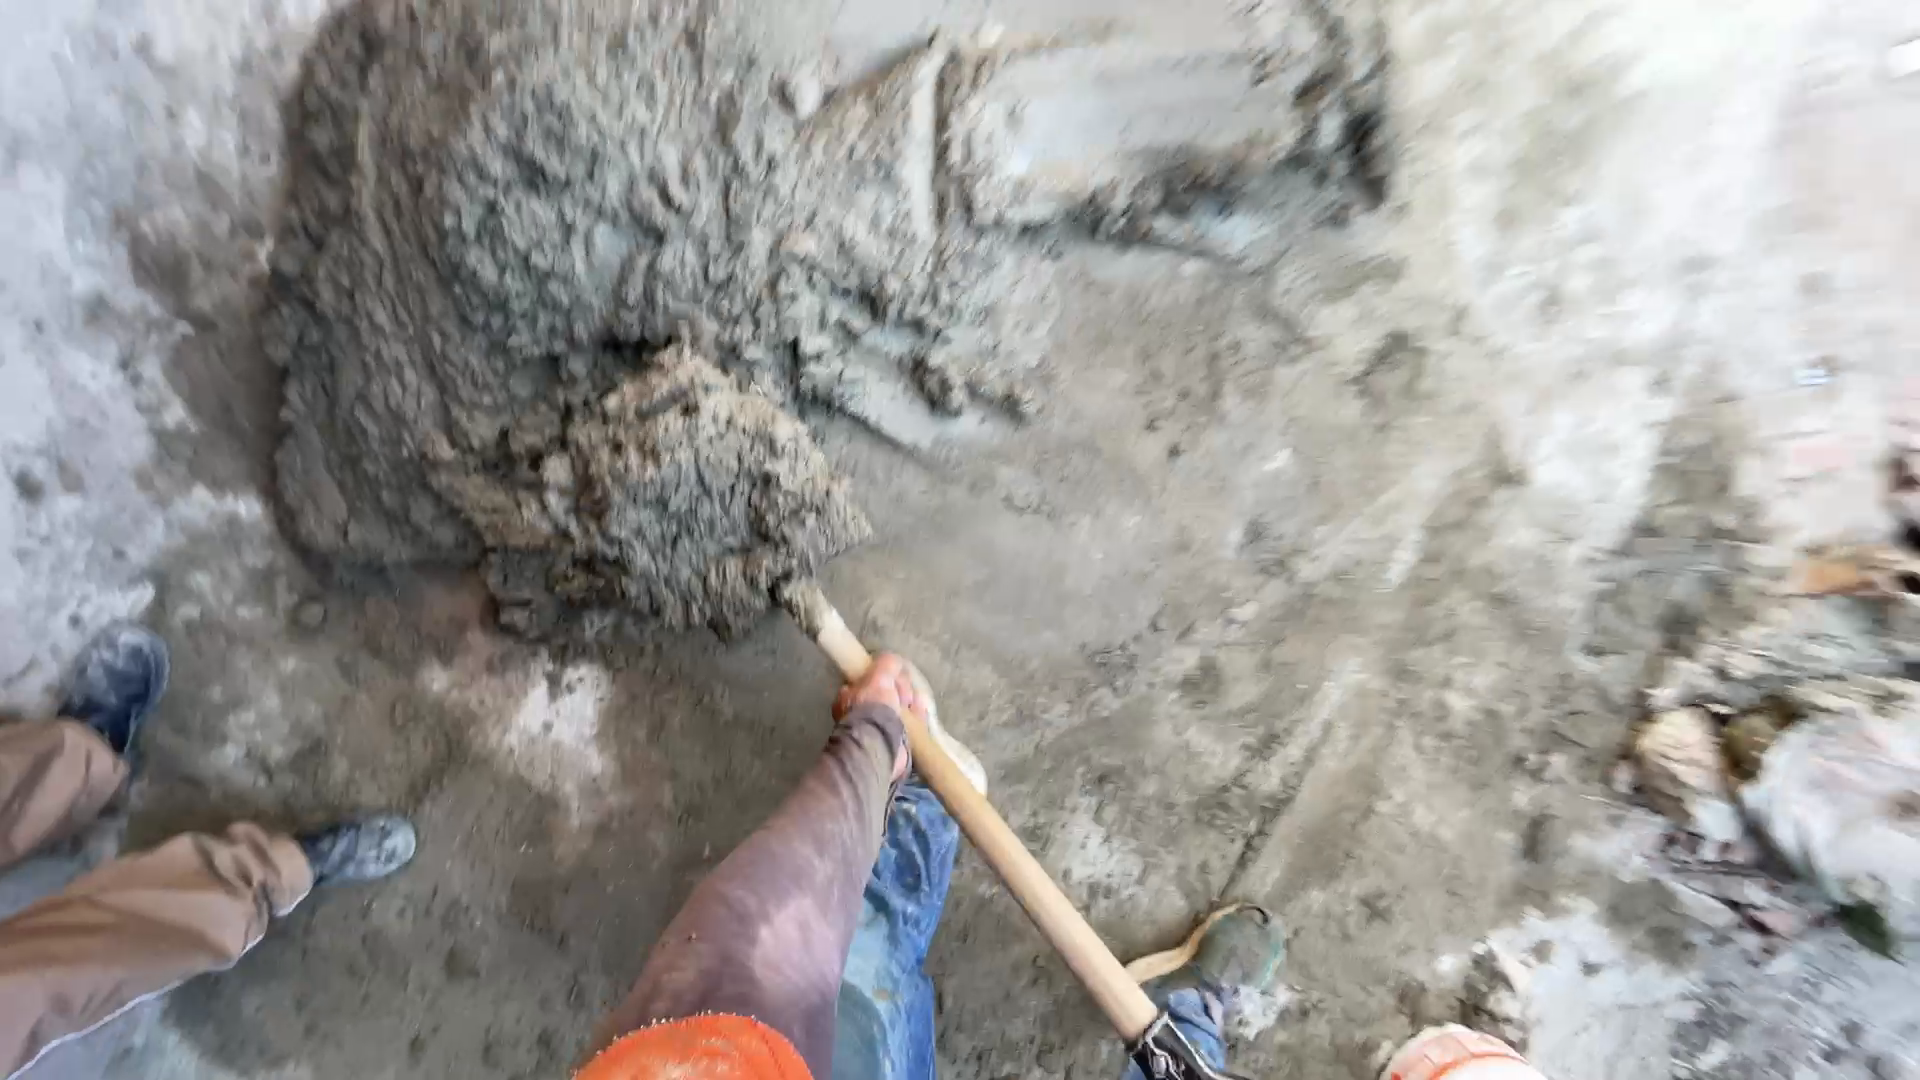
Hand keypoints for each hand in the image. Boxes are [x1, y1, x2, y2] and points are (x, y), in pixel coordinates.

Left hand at [833, 653, 918, 780]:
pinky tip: (921, 713)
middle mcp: (861, 712)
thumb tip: (896, 662)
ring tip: (915, 705)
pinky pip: (910, 722)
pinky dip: (918, 717)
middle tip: (905, 695)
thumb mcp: (879, 676)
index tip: (896, 678)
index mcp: (850, 696)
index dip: (887, 676)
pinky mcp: (895, 739)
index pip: (872, 679)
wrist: (879, 745)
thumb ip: (887, 663)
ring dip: (912, 702)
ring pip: (901, 706)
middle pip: (889, 692)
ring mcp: (878, 727)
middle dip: (902, 690)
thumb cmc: (873, 708)